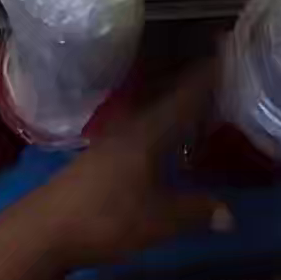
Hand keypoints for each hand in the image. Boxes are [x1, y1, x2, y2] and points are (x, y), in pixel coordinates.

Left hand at [11, 64, 233, 270]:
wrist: (49, 225)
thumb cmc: (108, 216)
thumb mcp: (160, 218)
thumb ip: (196, 210)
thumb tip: (231, 213)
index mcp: (150, 130)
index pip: (185, 95)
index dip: (206, 75)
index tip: (227, 54)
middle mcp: (133, 123)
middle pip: (170, 97)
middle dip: (196, 87)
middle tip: (225, 78)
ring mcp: (116, 135)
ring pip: (156, 111)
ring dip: (179, 105)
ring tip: (205, 103)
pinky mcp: (105, 151)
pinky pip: (145, 126)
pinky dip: (164, 124)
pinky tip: (170, 139)